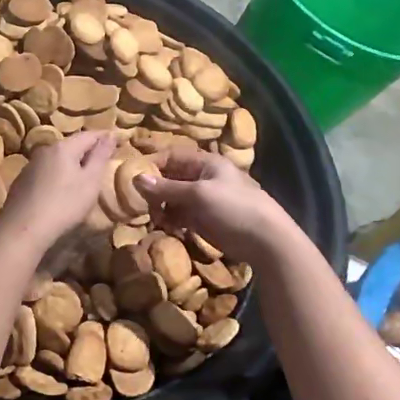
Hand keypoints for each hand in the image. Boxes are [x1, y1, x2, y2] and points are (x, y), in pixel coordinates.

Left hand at [0, 132, 117, 248]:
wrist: (24, 227)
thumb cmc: (64, 204)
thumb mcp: (90, 181)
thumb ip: (100, 156)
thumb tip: (109, 135)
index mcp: (62, 147)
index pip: (88, 135)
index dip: (104, 136)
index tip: (118, 139)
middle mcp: (44, 150)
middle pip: (71, 144)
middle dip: (88, 148)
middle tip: (104, 156)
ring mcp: (30, 165)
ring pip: (57, 157)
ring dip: (71, 161)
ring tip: (85, 171)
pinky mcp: (22, 180)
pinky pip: (46, 170)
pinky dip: (58, 172)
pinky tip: (61, 185)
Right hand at [134, 148, 294, 263]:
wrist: (267, 242)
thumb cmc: (235, 208)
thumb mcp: (198, 194)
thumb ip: (166, 187)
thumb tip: (135, 178)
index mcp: (205, 163)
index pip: (170, 157)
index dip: (152, 165)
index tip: (132, 179)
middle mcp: (202, 177)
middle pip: (168, 177)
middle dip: (154, 190)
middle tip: (143, 204)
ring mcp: (202, 199)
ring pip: (171, 197)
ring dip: (160, 207)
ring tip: (157, 219)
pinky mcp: (202, 218)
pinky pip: (178, 214)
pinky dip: (169, 219)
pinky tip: (167, 227)